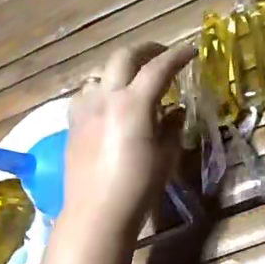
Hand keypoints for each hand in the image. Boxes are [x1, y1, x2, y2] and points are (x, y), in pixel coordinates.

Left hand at [62, 42, 194, 240]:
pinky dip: (101, 91)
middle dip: (145, 50)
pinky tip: (107, 105)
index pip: (159, 68)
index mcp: (134, 104)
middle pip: (124, 57)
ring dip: (120, 71)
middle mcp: (107, 98)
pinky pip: (86, 95)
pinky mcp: (73, 124)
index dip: (177, 56)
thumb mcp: (166, 157)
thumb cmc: (138, 188)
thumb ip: (172, 128)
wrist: (97, 213)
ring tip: (132, 82)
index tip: (191, 50)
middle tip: (161, 55)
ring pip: (100, 74)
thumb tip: (176, 112)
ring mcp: (85, 109)